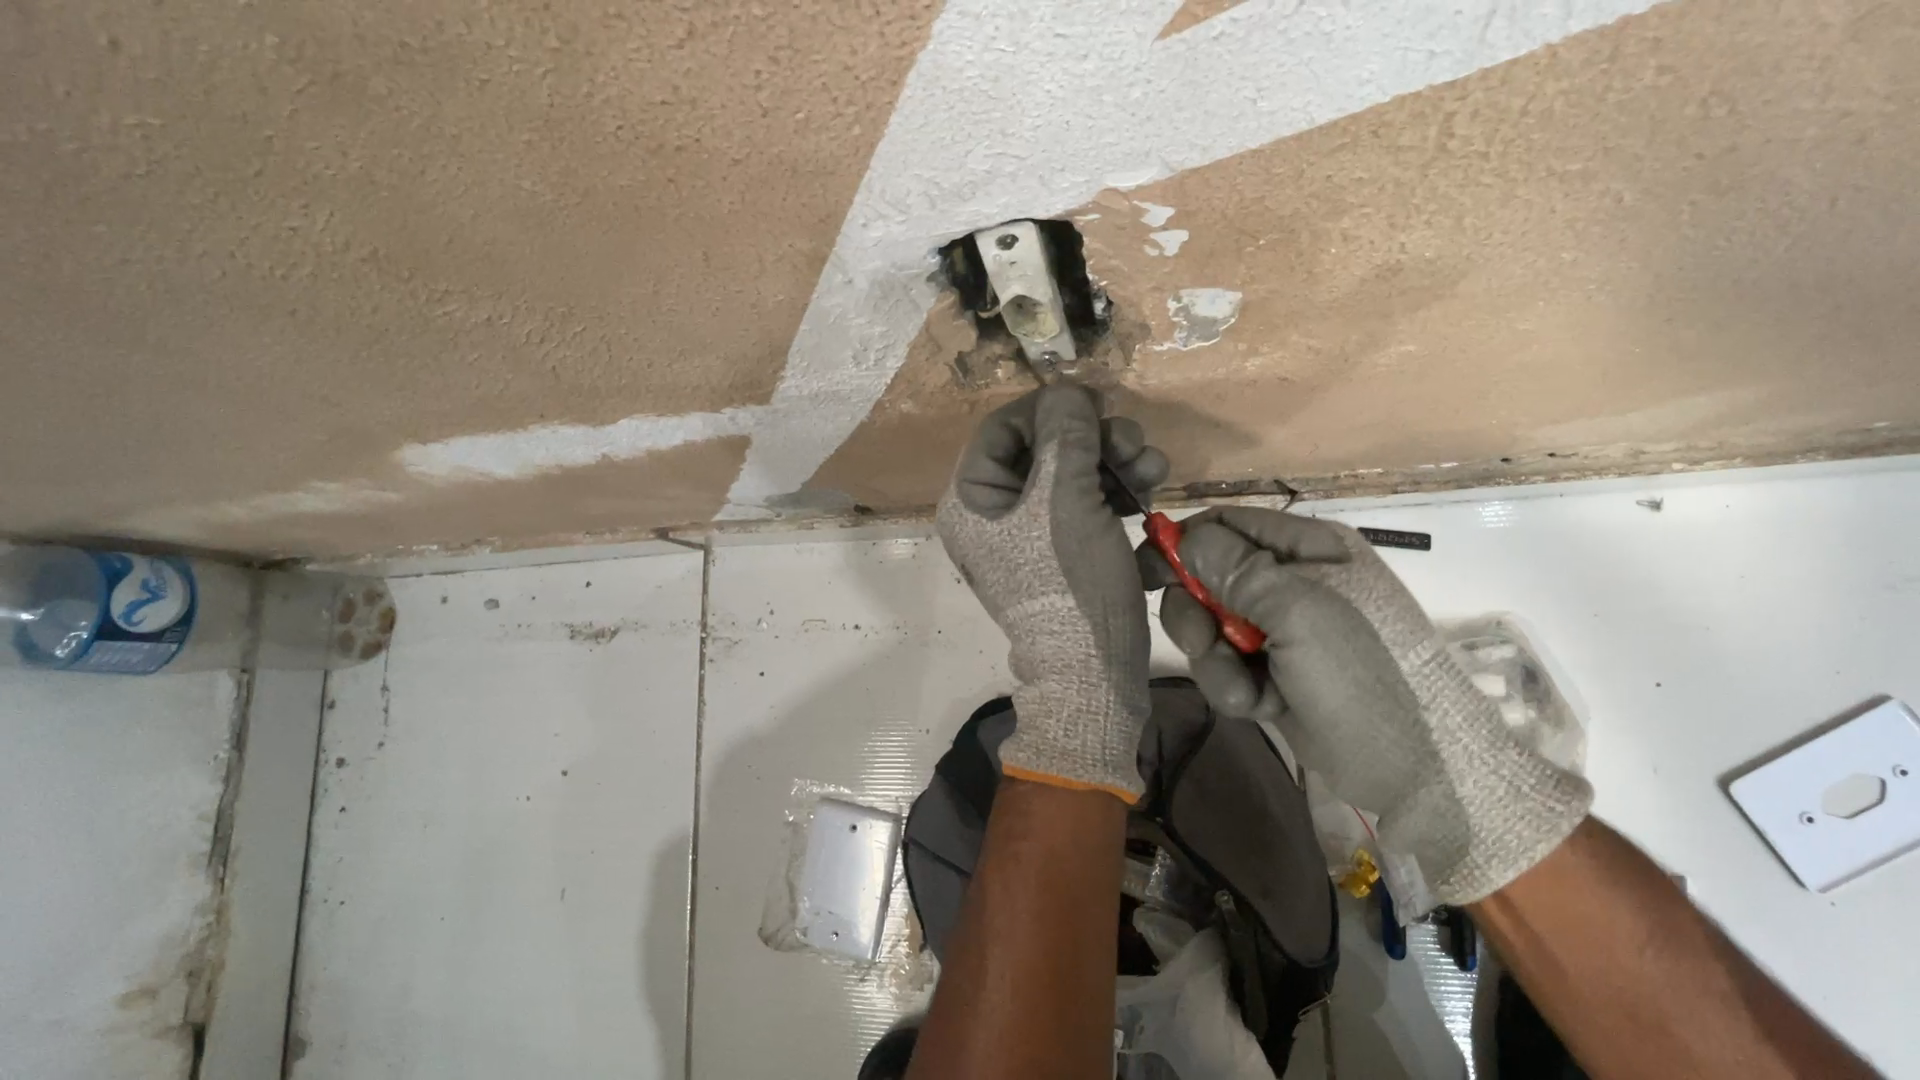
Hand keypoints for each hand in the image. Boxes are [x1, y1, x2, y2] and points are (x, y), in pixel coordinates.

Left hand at [937, 383, 1168, 802]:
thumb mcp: (1065, 498)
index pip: (1002, 429)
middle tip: (1135, 443)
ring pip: (1074, 480)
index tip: (1096, 403)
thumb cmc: (1068, 582)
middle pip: (1044, 452)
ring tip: (1155, 471)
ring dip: (1118, 468)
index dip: (1049, 409)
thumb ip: (1065, 436)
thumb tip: (1067, 392)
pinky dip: (1120, 505)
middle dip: (1095, 441)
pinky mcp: (1065, 560)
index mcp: (973, 501)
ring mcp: (1031, 541)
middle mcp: (994, 518)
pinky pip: (1090, 514)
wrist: (1092, 674)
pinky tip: (1153, 508)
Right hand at [1138, 507, 1590, 902]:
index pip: (1227, 523)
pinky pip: (1225, 667)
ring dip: (1217, 663)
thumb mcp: (1300, 611)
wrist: (1413, 766)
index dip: (1184, 542)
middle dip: (1197, 615)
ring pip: (1209, 628)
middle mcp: (1290, 581)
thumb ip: (1236, 568)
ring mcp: (1280, 629)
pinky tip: (1264, 707)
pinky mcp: (1271, 672)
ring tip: (1247, 691)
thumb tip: (1182, 534)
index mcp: (1307, 548)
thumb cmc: (1363, 673)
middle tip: (1205, 643)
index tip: (1148, 570)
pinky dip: (1235, 689)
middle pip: (1206, 577)